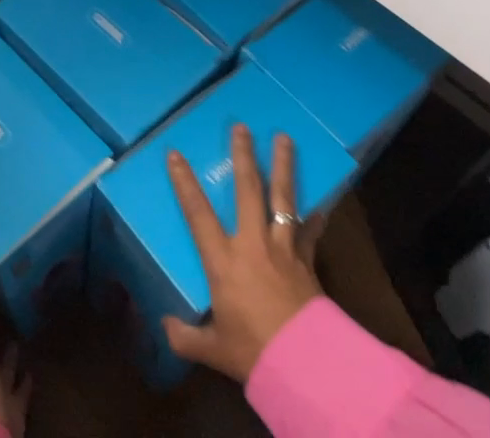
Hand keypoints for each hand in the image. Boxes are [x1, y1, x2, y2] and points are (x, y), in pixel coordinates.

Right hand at [162, 124, 327, 382]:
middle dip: (243, 157)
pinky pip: (311, 230)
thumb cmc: (253, 351)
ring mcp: (283, 248)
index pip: (198, 214)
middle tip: (242, 128)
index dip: (185, 183)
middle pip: (248, 190)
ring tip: (285, 138)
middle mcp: (253, 244)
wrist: (305, 361)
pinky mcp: (307, 260)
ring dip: (284, 166)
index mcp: (223, 261)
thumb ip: (185, 335)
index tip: (176, 155)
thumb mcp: (211, 349)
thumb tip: (167, 325)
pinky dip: (317, 215)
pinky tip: (323, 201)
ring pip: (283, 198)